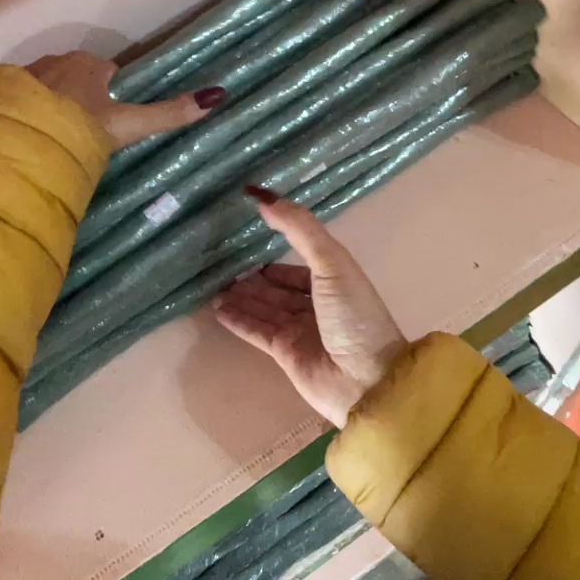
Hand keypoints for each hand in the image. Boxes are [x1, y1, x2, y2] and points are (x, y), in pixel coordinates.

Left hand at [24, 52, 224, 148]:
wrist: (22, 140)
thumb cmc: (80, 128)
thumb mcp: (129, 124)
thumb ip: (168, 114)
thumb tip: (217, 96)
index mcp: (87, 65)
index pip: (106, 74)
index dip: (110, 97)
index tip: (110, 122)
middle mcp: (54, 62)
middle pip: (75, 80)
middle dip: (79, 101)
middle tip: (83, 136)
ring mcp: (24, 77)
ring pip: (46, 91)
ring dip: (51, 109)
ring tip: (55, 142)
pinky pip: (18, 103)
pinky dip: (24, 117)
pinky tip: (28, 140)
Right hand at [212, 190, 406, 426]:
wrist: (365, 382)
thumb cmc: (353, 316)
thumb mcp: (332, 263)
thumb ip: (299, 229)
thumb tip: (264, 197)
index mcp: (335, 278)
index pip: (301, 260)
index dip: (278, 246)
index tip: (250, 231)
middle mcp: (318, 303)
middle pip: (280, 285)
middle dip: (256, 275)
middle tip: (223, 260)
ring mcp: (301, 330)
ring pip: (265, 307)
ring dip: (243, 296)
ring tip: (215, 284)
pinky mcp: (285, 353)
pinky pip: (256, 330)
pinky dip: (238, 319)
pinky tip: (218, 308)